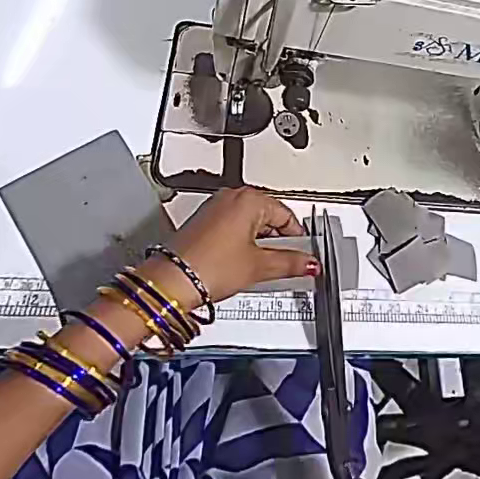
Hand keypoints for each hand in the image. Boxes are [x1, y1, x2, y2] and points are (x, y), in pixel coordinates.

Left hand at [162, 187, 312, 301]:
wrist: (170, 282)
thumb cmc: (206, 267)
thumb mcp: (259, 266)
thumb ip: (290, 262)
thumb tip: (308, 262)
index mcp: (249, 199)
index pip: (287, 215)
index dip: (297, 239)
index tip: (302, 255)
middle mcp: (231, 197)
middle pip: (269, 217)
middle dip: (277, 241)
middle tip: (281, 264)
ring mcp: (216, 207)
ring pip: (250, 222)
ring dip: (259, 243)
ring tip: (257, 267)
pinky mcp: (204, 221)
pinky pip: (234, 226)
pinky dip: (242, 242)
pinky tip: (240, 263)